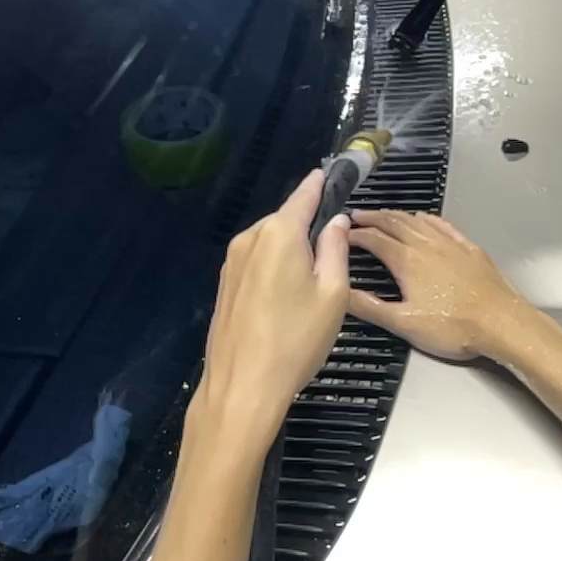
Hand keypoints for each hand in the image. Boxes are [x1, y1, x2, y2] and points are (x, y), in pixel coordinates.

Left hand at [197, 170, 351, 439]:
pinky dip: (274, 267)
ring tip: (310, 287)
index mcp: (278, 233)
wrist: (242, 387)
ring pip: (270, 242)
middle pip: (286, 220)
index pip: (303, 195)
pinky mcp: (224, 284)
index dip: (320, 184)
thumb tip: (337, 222)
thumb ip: (336, 249)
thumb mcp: (333, 294)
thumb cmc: (296, 339)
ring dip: (290, 250)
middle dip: (308, 227)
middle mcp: (250, 238)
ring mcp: (232, 261)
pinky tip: (285, 299)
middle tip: (333, 255)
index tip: (332, 173)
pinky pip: (256, 261)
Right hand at [347, 210, 534, 361]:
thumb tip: (342, 294)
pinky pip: (443, 225)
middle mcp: (426, 246)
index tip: (343, 233)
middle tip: (357, 215)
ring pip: (417, 221)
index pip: (374, 239)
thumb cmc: (455, 328)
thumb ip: (370, 308)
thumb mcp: (405, 324)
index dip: (355, 235)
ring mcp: (449, 244)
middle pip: (393, 223)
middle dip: (372, 217)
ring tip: (384, 214)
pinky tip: (425, 217)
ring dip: (396, 215)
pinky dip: (428, 218)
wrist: (502, 323)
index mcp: (407, 261)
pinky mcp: (469, 249)